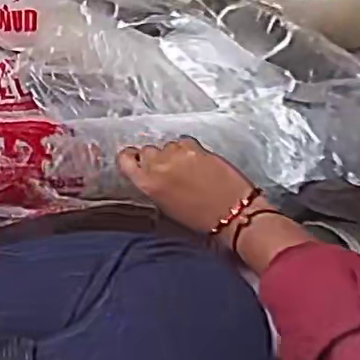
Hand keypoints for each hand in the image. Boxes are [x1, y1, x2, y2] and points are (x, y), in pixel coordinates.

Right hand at [116, 137, 309, 271]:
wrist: (234, 214)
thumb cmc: (198, 216)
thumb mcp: (163, 204)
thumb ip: (150, 183)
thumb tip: (147, 171)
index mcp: (146, 183)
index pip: (125, 158)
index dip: (131, 157)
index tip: (137, 159)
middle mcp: (157, 166)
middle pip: (147, 150)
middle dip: (156, 157)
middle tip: (169, 168)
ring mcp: (176, 155)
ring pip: (167, 145)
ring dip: (174, 153)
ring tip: (188, 167)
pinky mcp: (196, 148)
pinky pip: (184, 142)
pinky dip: (189, 149)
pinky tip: (197, 161)